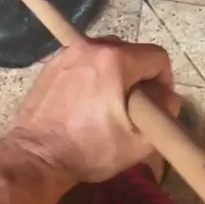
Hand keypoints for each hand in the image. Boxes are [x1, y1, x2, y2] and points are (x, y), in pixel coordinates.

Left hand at [2, 38, 177, 183]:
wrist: (36, 156)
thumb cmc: (89, 150)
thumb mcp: (139, 141)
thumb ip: (165, 114)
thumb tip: (168, 98)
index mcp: (115, 60)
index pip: (157, 56)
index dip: (164, 80)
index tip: (157, 104)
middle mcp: (91, 46)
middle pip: (131, 52)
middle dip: (138, 77)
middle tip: (134, 107)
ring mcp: (68, 52)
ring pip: (106, 54)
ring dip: (115, 74)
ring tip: (109, 104)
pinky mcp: (52, 63)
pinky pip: (83, 61)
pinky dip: (91, 75)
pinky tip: (86, 101)